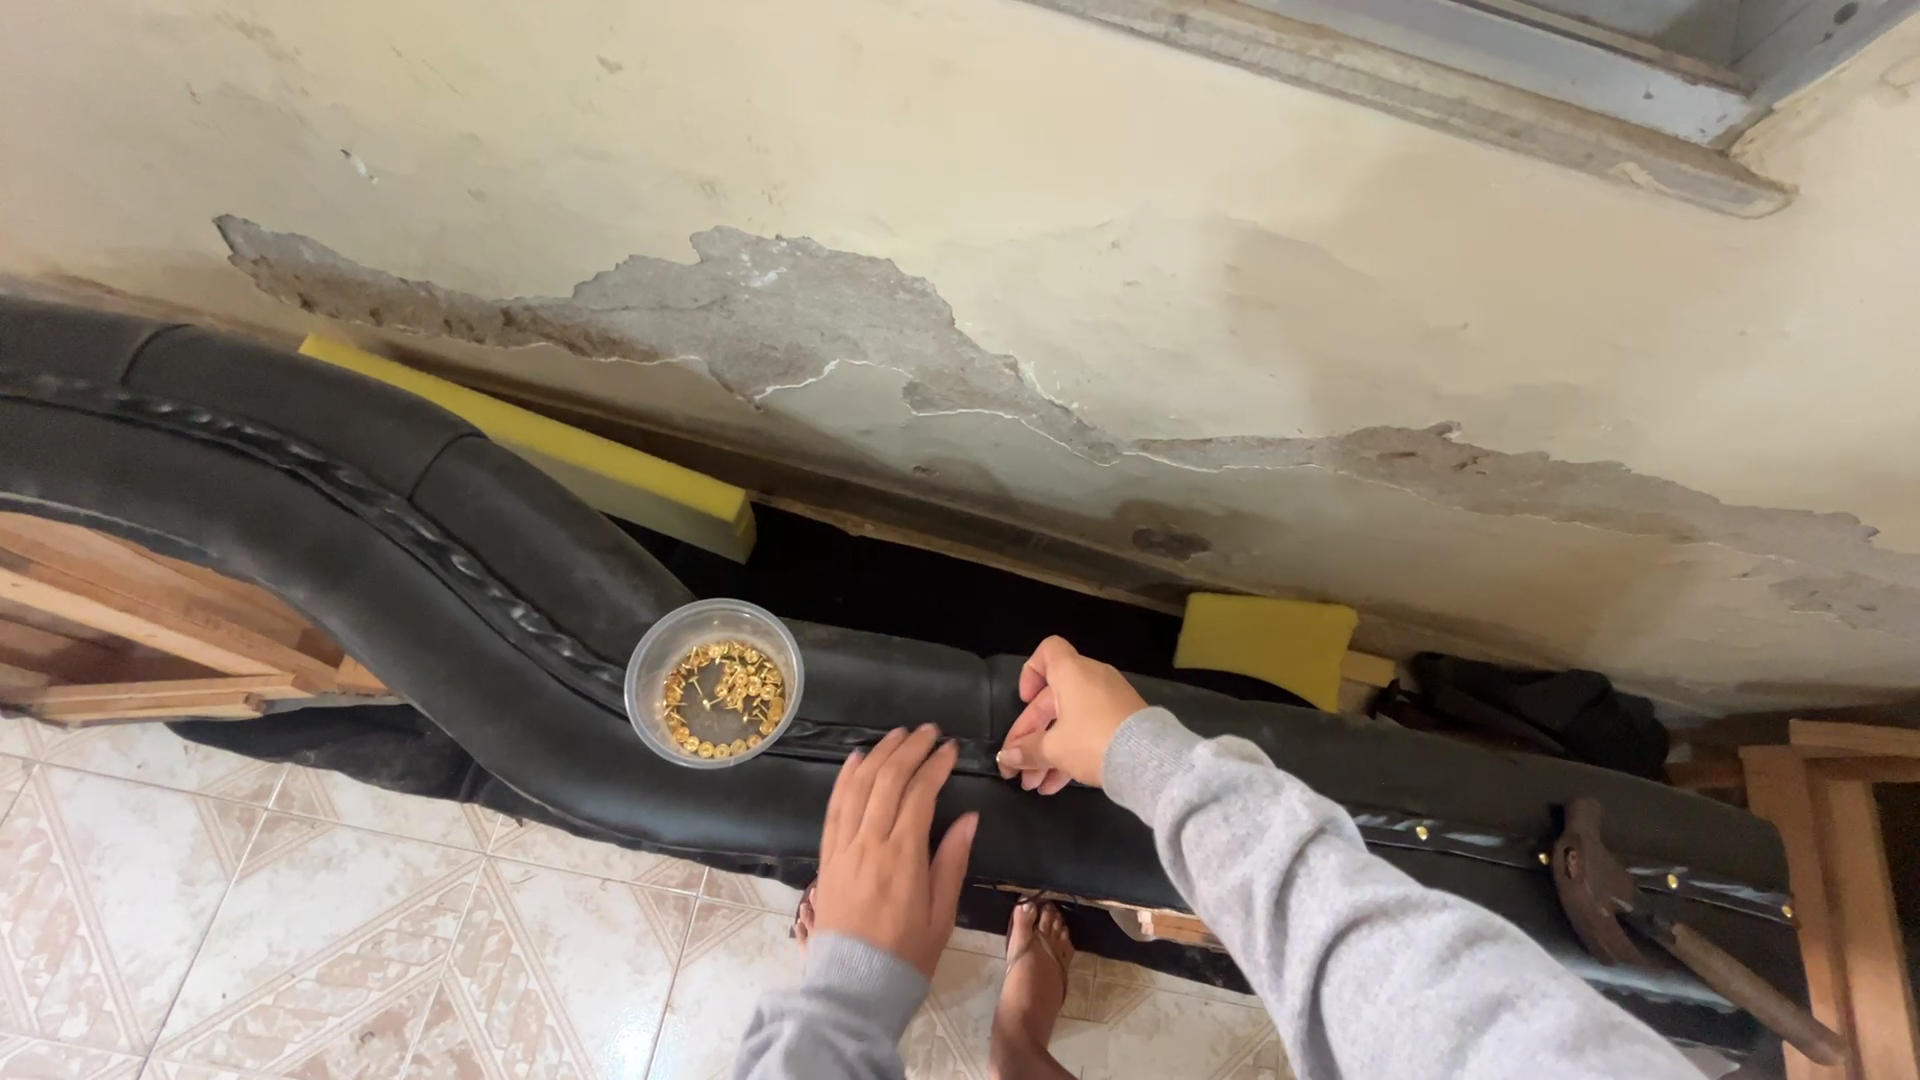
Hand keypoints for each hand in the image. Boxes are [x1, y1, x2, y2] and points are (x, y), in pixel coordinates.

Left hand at [813, 724, 979, 976]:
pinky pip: (834, 807)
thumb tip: (968, 817)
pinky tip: (856, 759)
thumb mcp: (941, 914)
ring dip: (879, 754)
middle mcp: (869, 843)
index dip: (936, 765)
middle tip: (929, 732)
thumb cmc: (906, 954)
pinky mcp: (827, 856)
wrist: (852, 989)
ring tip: (899, 735)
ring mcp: (843, 847)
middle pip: (887, 780)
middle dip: (910, 749)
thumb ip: (952, 861)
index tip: (951, 749)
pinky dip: (845, 778)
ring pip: (859, 786)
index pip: (919, 794)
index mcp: (902, 857)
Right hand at [996, 636, 1147, 791]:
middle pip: (1051, 700)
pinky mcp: (1122, 722)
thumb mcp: (1054, 748)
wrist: (1151, 760)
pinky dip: (1070, 752)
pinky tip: (1055, 786)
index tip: (1024, 700)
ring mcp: (1109, 701)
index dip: (1030, 671)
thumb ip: (1027, 751)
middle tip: (1017, 766)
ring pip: (1068, 721)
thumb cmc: (1093, 740)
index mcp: (1071, 673)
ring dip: (1047, 752)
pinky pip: (1088, 731)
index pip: (1048, 650)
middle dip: (1030, 735)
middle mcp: (1090, 679)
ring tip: (1033, 785)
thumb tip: (1005, 758)